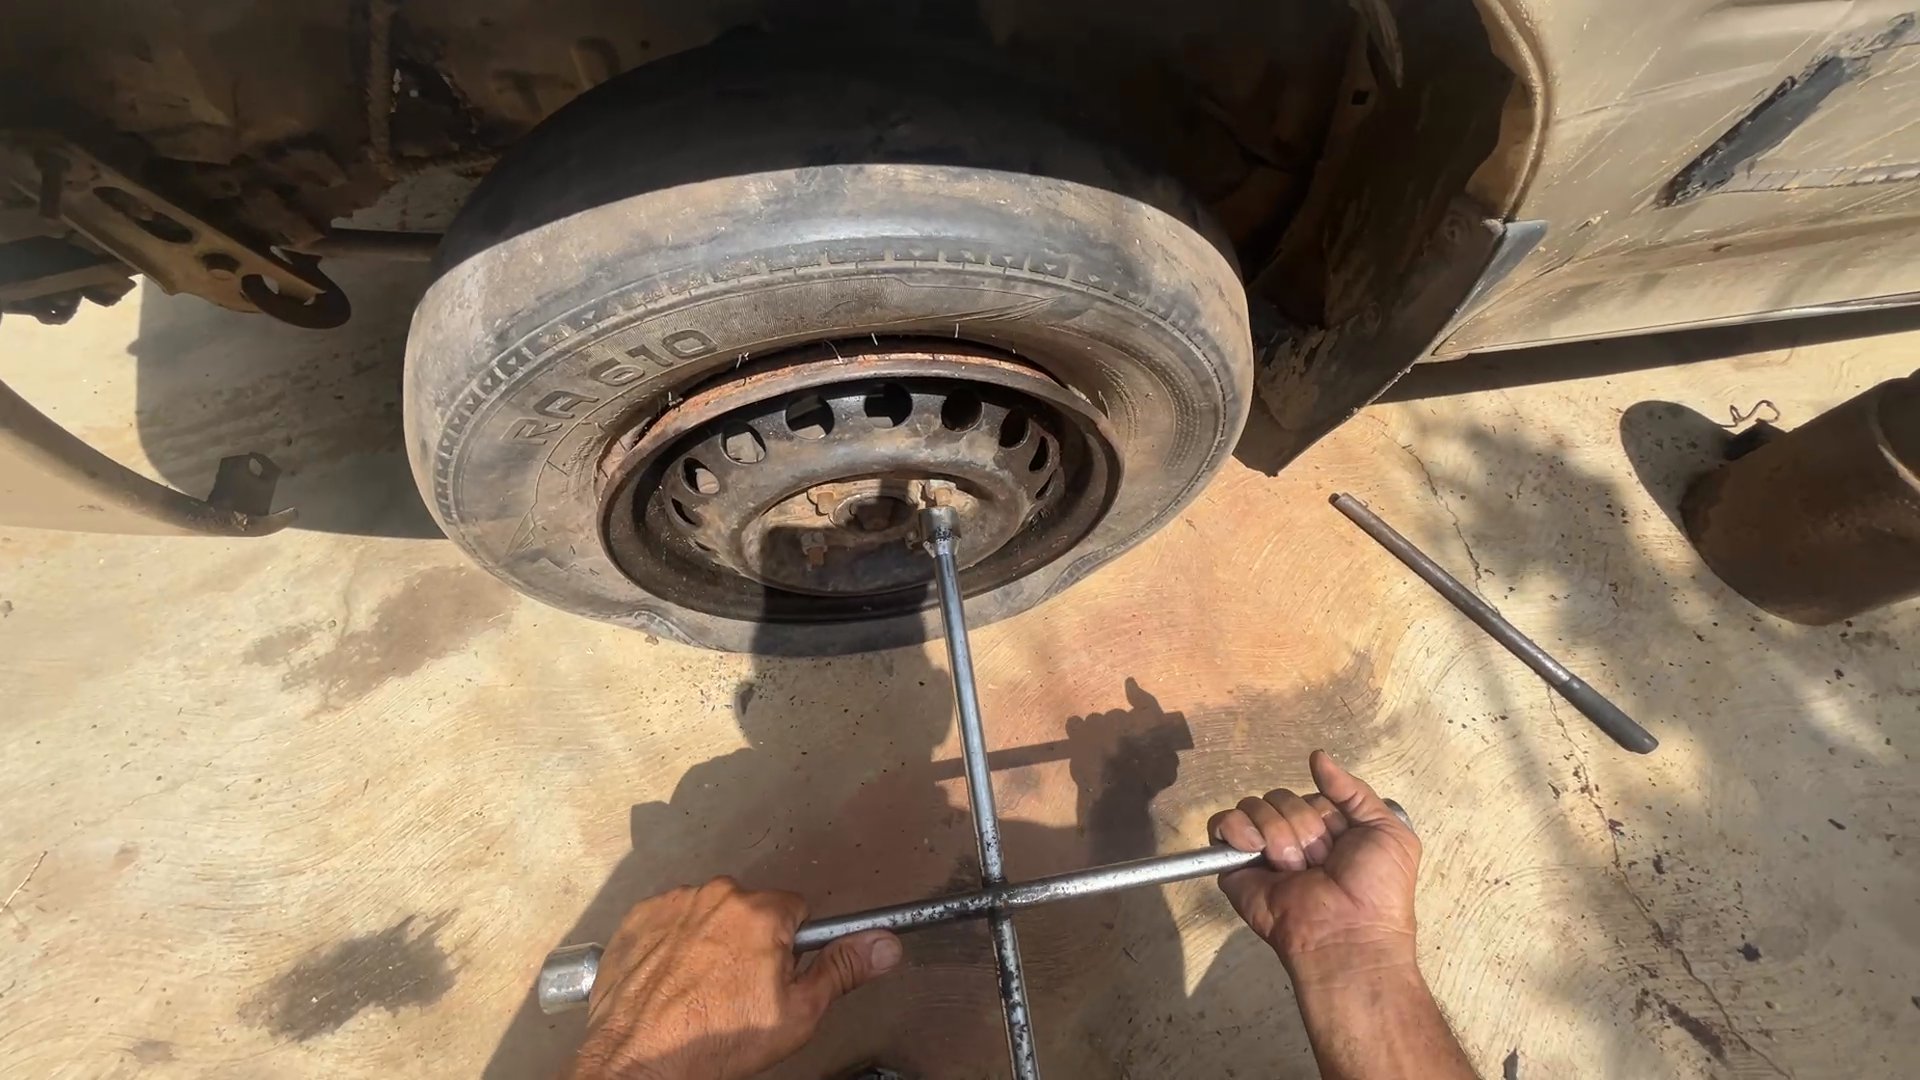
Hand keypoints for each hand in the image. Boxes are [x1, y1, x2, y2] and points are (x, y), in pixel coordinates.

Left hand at [562, 878, 902, 1079]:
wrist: (635, 1065)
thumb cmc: (719, 1042)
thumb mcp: (796, 1014)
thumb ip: (843, 968)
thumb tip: (888, 943)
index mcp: (763, 910)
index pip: (794, 910)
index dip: (788, 946)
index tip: (771, 978)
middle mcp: (721, 891)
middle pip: (751, 909)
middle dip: (748, 940)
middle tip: (733, 990)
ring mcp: (677, 900)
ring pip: (711, 912)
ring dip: (710, 938)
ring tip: (695, 988)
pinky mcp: (640, 915)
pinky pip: (670, 918)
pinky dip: (672, 940)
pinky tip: (667, 979)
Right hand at [1209, 751, 1420, 977]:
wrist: (1346, 934)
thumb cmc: (1376, 890)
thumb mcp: (1389, 834)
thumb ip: (1354, 791)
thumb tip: (1317, 756)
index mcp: (1322, 828)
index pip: (1309, 794)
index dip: (1325, 815)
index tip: (1340, 845)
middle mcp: (1288, 834)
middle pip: (1279, 797)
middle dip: (1302, 827)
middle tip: (1319, 863)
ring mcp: (1258, 847)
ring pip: (1254, 806)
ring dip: (1279, 836)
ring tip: (1294, 869)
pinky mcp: (1232, 862)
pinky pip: (1222, 823)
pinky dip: (1237, 830)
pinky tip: (1257, 849)